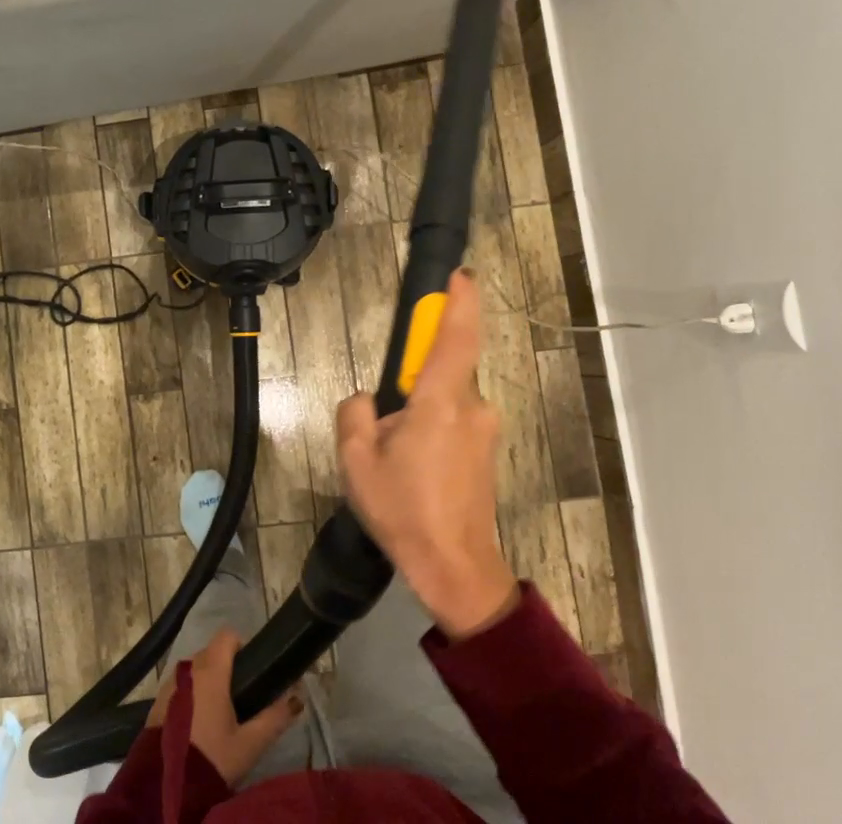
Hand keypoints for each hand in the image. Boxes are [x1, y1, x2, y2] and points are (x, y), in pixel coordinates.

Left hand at [143, 629, 304, 785]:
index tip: (254, 669)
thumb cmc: (213, 758)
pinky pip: (181, 684)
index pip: (227, 636)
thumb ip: (276, 716)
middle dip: (228, 666)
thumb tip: (297, 698)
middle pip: (211, 652)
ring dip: (209, 680)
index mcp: (210, 671)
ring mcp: (169, 683)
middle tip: (244, 696)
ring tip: (223, 711)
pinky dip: (193, 692)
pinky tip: (200, 720)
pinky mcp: (157, 700)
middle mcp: (187, 669)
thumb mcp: (251, 742)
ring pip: (195, 668)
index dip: (243, 646)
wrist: (166, 785)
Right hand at [337, 270, 517, 638]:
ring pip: (443, 405)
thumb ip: (356, 413)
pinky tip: (413, 478)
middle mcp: (472, 409)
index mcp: (439, 403)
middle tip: (381, 438)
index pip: (455, 339)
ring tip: (393, 468)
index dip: (459, 302)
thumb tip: (369, 400)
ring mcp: (485, 432)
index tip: (461, 275)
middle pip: (438, 376)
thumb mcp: (354, 459)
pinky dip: (429, 437)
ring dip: (417, 419)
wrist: (453, 565)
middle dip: (408, 392)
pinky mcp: (486, 454)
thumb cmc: (402, 508)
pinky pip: (452, 426)